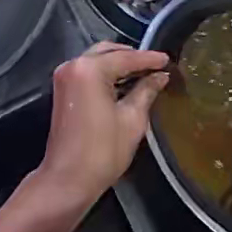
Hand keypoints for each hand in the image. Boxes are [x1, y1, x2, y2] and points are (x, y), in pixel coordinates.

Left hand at [29, 42, 169, 212]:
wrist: (67, 180)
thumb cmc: (103, 152)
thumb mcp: (132, 120)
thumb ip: (146, 91)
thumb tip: (160, 76)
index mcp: (89, 69)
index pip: (125, 58)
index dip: (149, 58)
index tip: (168, 59)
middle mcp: (73, 65)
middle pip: (108, 52)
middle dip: (132, 57)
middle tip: (157, 65)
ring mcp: (65, 76)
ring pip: (97, 59)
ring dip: (119, 64)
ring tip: (145, 73)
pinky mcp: (63, 88)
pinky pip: (88, 71)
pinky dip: (106, 73)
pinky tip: (125, 82)